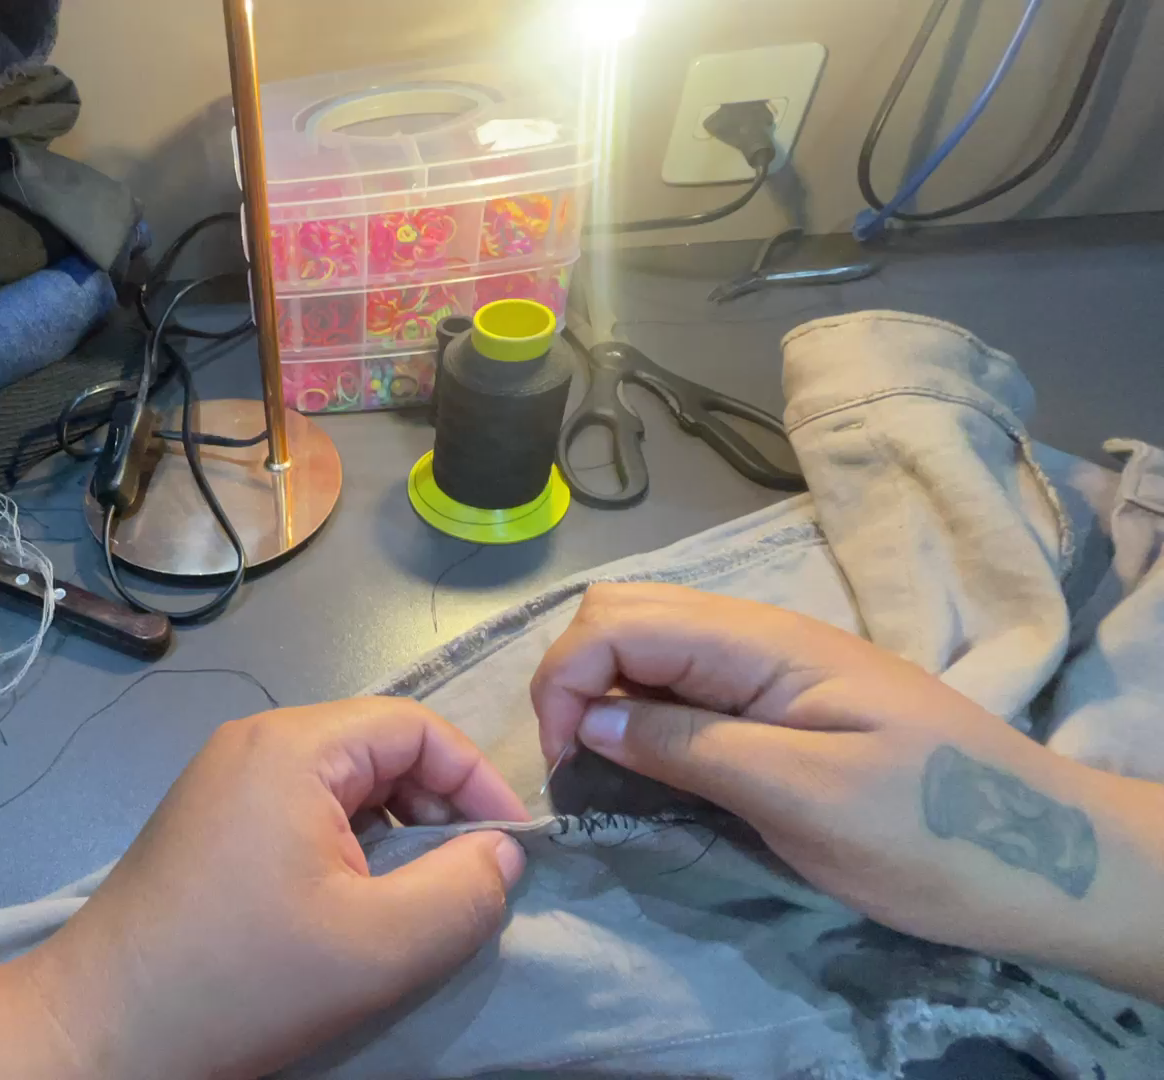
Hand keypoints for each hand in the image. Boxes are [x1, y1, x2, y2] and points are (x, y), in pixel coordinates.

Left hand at [26, 697, 528, 1079]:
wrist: (108, 1021)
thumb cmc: (242, 976)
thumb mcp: (378, 946)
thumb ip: (463, 892)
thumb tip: (502, 850)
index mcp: (293, 745)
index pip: (411, 725)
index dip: (474, 777)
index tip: (513, 847)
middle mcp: (255, 739)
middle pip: (374, 745)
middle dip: (434, 803)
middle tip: (462, 876)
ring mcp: (226, 772)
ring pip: (340, 776)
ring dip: (391, 824)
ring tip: (409, 891)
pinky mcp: (212, 809)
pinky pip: (300, 800)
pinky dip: (345, 835)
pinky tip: (348, 891)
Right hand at [530, 584, 1130, 967]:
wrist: (1064, 864)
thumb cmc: (939, 834)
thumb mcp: (807, 799)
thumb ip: (689, 748)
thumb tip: (589, 722)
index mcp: (758, 642)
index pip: (615, 624)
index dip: (566, 680)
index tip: (566, 758)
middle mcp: (747, 631)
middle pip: (614, 609)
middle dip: (570, 672)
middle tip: (577, 748)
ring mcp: (754, 656)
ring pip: (633, 630)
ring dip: (594, 681)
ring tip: (600, 747)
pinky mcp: (759, 687)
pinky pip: (664, 667)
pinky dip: (626, 696)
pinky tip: (641, 741)